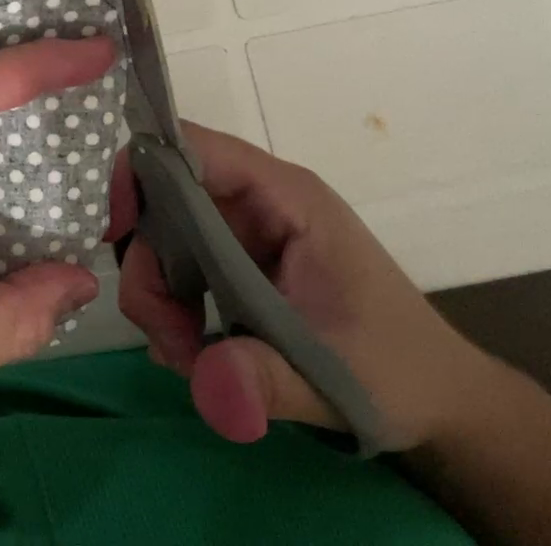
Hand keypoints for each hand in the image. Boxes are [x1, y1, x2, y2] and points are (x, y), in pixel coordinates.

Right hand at [112, 124, 501, 450]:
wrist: (437, 401)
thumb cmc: (401, 371)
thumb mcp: (336, 378)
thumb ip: (267, 378)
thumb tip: (202, 382)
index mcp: (285, 198)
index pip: (193, 148)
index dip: (140, 171)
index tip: (112, 229)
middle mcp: (253, 204)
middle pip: (160, 203)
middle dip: (148, 269)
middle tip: (169, 339)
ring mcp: (239, 234)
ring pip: (159, 241)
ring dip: (156, 299)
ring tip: (190, 358)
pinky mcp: (230, 264)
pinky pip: (173, 270)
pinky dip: (168, 311)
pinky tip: (194, 355)